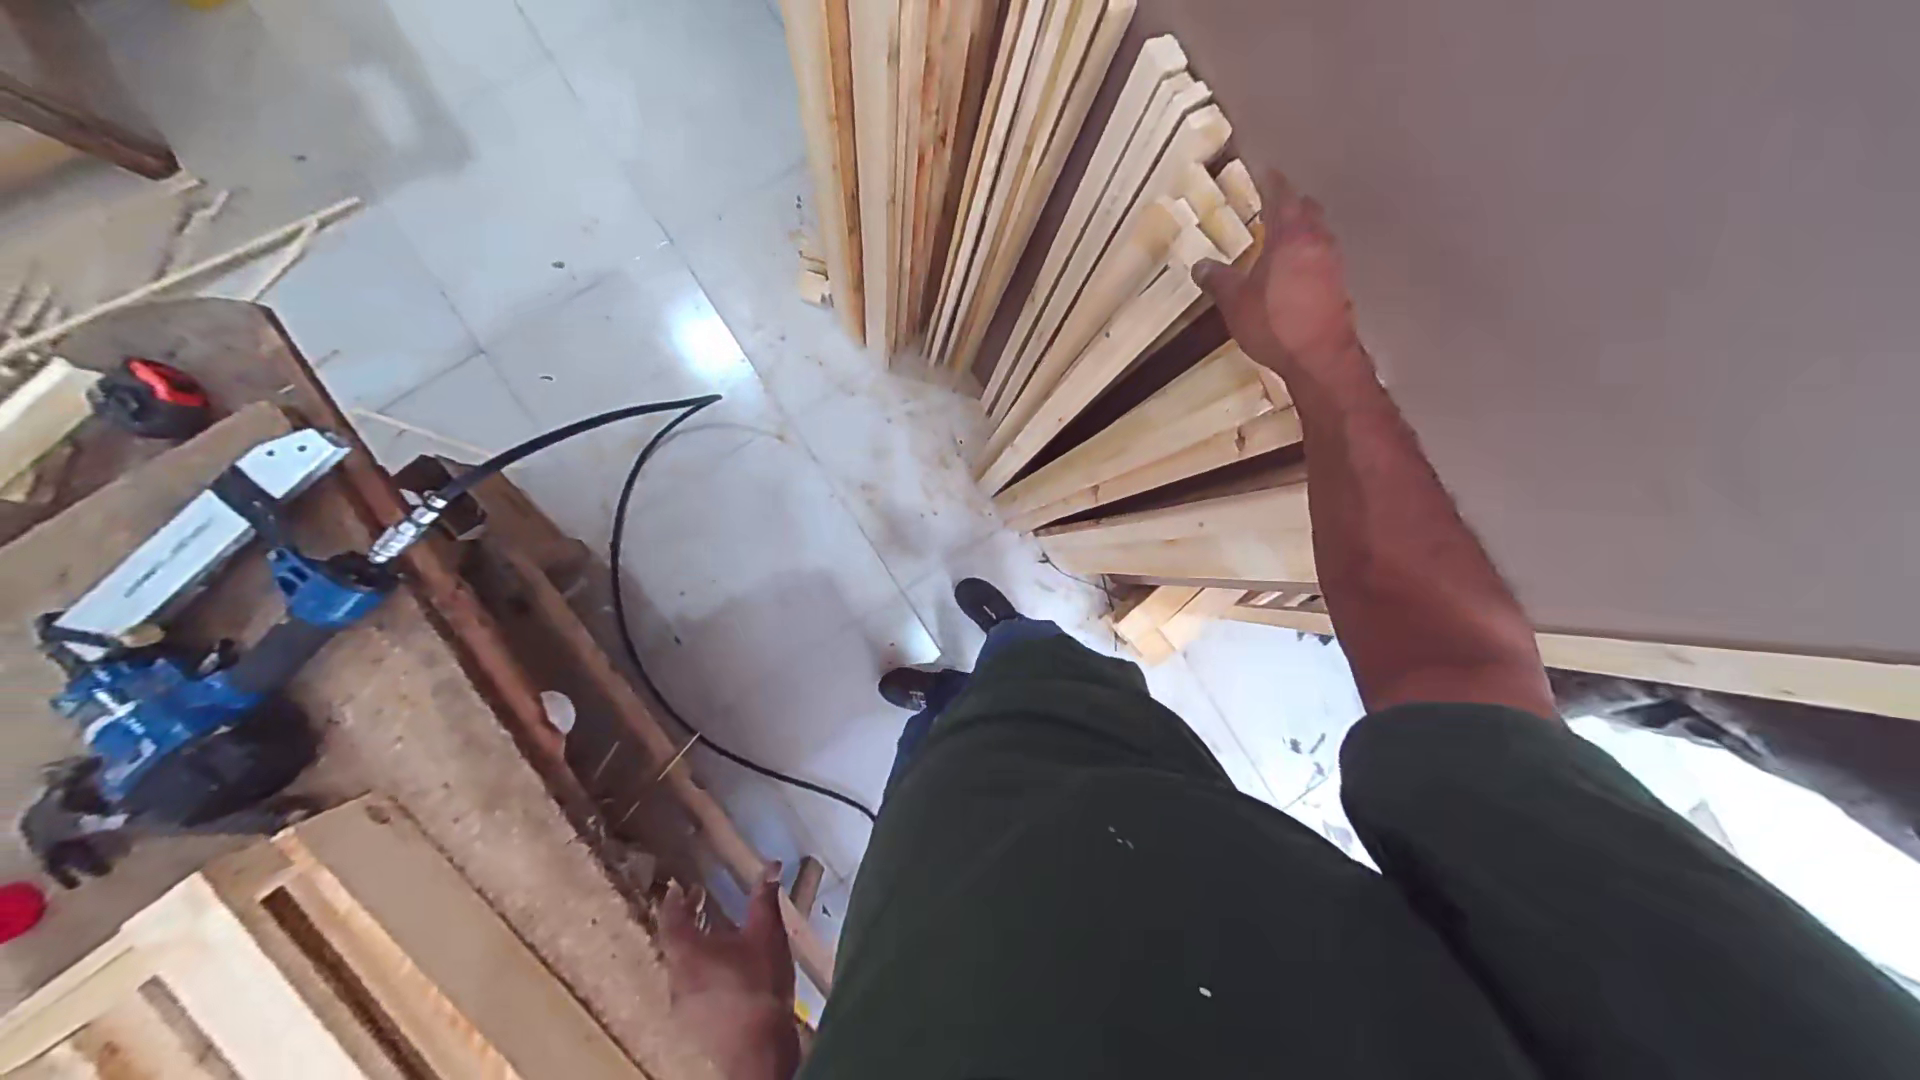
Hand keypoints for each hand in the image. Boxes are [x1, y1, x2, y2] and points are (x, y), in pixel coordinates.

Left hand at [657, 867, 800, 1079]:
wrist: (760, 1049)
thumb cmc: (761, 983)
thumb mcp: (767, 933)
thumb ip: (764, 898)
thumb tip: (770, 866)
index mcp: (689, 953)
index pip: (670, 920)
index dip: (673, 901)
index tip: (678, 887)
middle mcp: (677, 978)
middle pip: (673, 943)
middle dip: (686, 918)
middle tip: (700, 899)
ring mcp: (682, 1005)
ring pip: (681, 966)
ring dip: (693, 944)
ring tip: (714, 930)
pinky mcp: (692, 1023)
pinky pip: (688, 985)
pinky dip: (698, 967)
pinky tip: (722, 967)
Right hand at [1193, 170, 1360, 377]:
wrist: (1318, 357)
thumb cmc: (1273, 323)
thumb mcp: (1235, 303)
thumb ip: (1218, 280)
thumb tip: (1200, 265)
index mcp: (1290, 235)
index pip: (1282, 195)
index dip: (1271, 181)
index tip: (1262, 171)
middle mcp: (1316, 240)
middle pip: (1305, 209)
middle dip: (1288, 203)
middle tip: (1268, 205)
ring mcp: (1332, 261)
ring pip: (1315, 231)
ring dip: (1299, 229)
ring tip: (1277, 236)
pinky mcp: (1337, 284)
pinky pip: (1319, 255)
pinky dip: (1305, 252)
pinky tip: (1291, 268)